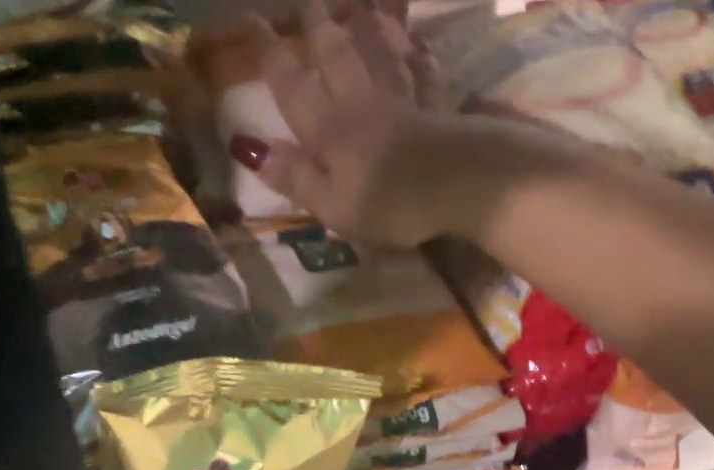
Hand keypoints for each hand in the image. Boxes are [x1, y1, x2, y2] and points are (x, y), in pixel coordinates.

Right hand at [231, 0, 462, 246]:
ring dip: (366, 28)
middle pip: (336, 56)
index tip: (252, 20)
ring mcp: (403, 100)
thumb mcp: (331, 204)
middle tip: (307, 2)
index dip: (270, 51)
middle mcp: (361, 104)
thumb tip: (250, 149)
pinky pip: (422, 72)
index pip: (292, 84)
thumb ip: (295, 175)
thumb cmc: (391, 203)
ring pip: (379, 54)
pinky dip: (416, 55)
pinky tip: (416, 45)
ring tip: (359, 7)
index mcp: (330, 130)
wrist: (463, 184)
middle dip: (317, 26)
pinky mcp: (437, 106)